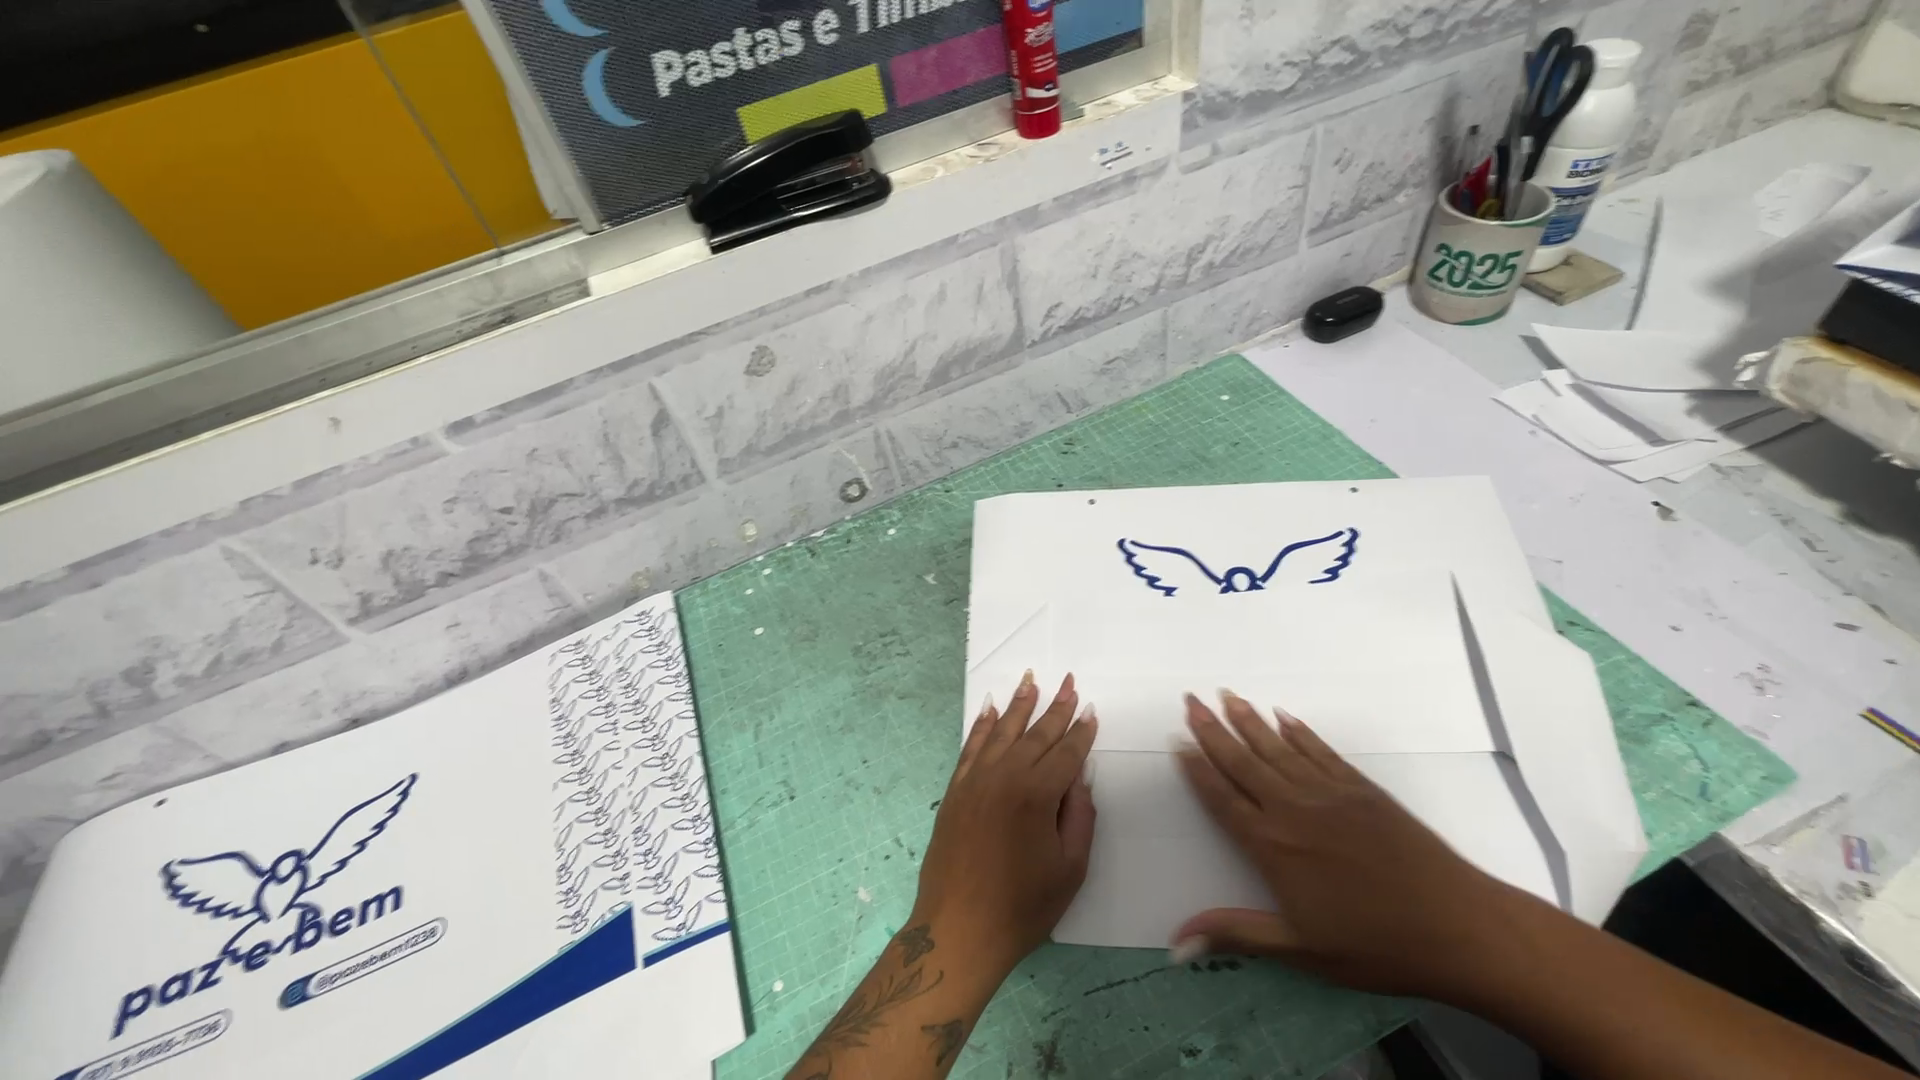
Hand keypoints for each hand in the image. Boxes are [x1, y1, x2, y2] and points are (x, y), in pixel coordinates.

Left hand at [913, 672, 1097, 976]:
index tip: (1090, 709)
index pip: (1066, 753)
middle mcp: (1004, 777)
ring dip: (1018, 705)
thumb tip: (1080, 776)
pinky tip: (990, 710)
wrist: (959, 928)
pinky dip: (982, 726)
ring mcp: (975, 781)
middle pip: (1035, 734)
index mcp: (1037, 794)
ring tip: (1031, 680)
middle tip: (1069, 681)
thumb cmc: (1023, 906)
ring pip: (1001, 733)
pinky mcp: (955, 791)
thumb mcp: (1070, 868)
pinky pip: (971, 748)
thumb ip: (1079, 816)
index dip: (1081, 732)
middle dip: (1056, 708)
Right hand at [1172, 692, 1517, 997]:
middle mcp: (1295, 810)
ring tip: (1228, 696)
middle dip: (1214, 730)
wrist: (1460, 928)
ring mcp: (1331, 795)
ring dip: (1250, 722)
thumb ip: (1236, 934)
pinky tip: (1284, 717)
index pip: (1223, 798)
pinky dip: (1299, 733)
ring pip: (1279, 749)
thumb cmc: (1375, 946)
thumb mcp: (1300, 950)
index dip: (1198, 769)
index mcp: (1273, 846)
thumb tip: (1175, 943)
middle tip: (1191, 699)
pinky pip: (1321, 752)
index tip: (1177, 740)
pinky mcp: (1364, 791)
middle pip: (1244, 763)